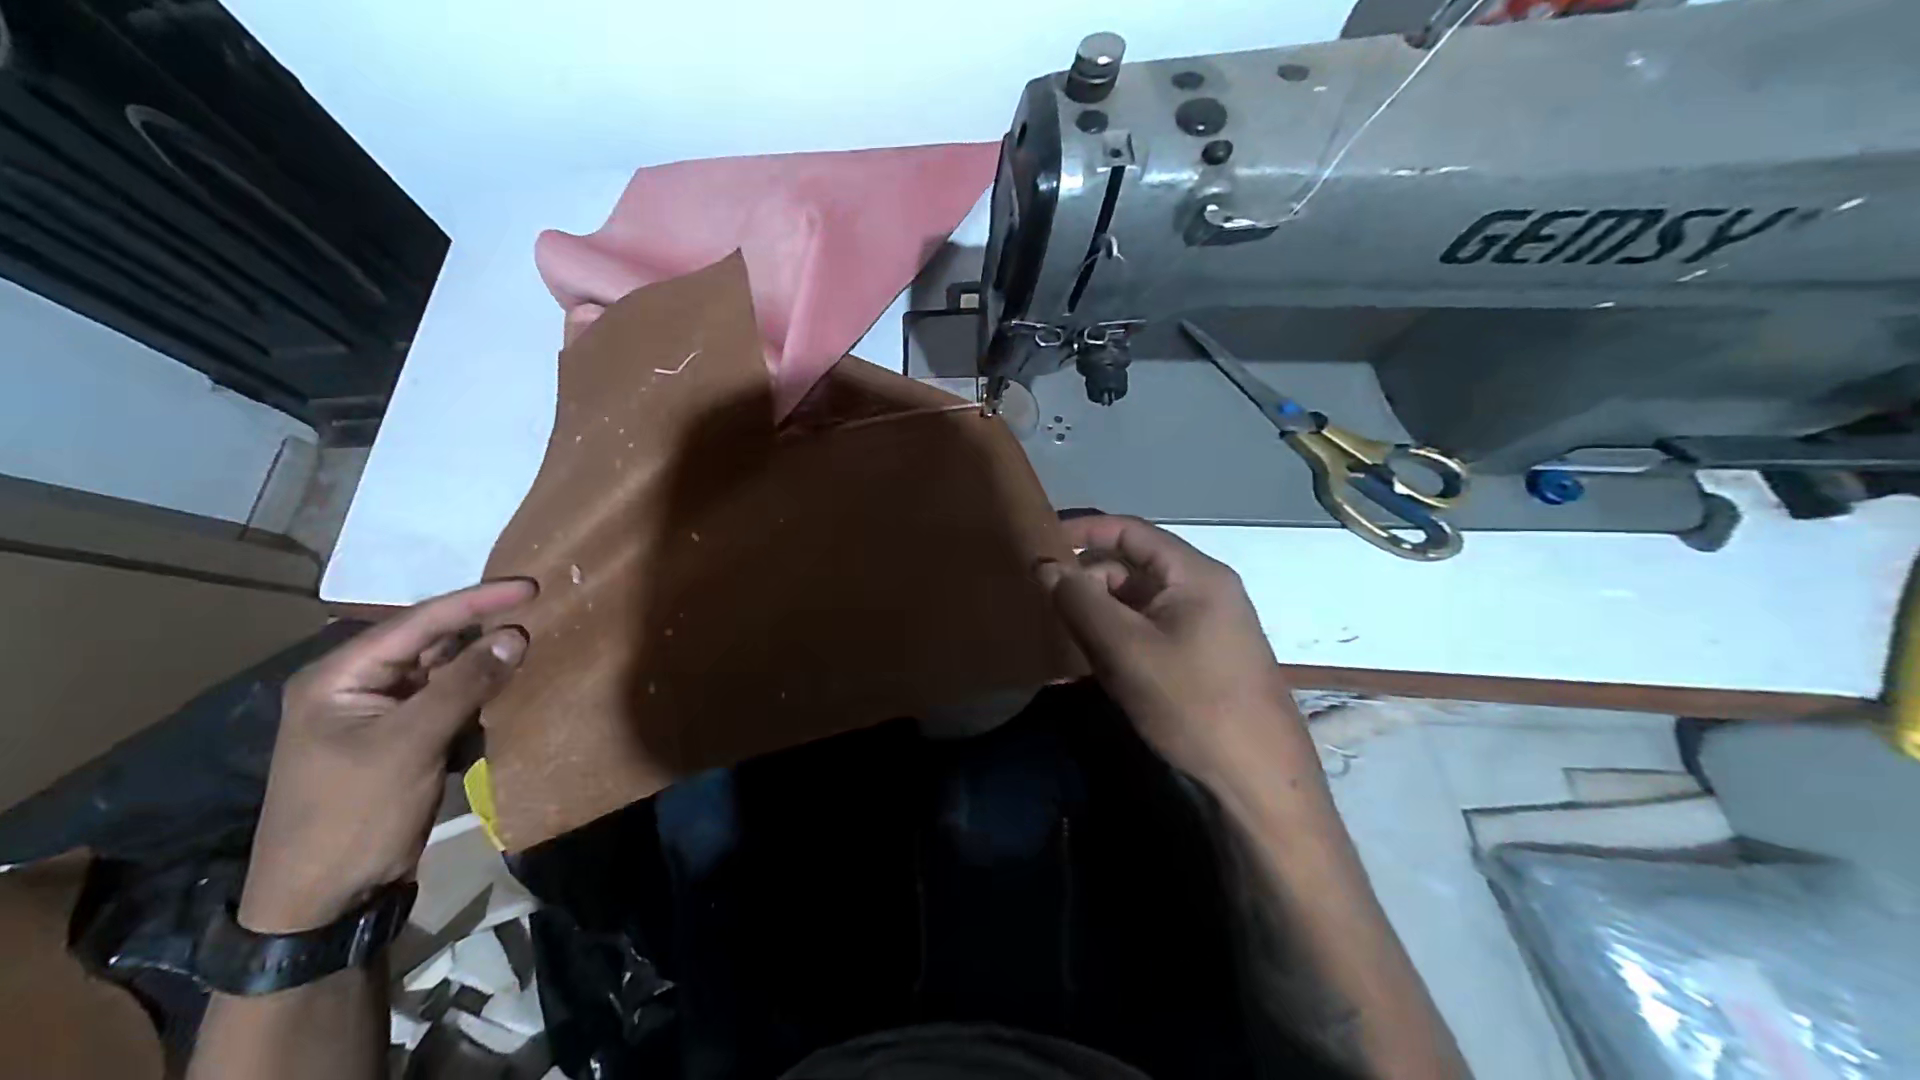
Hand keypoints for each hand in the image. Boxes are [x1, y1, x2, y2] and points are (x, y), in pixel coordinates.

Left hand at [237, 580, 536, 932]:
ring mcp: (380, 716)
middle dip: (482, 627)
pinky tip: (506, 688)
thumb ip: (464, 684)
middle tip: (537, 609)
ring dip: (484, 662)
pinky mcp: (402, 742)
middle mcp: (357, 687)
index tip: (530, 586)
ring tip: (529, 644)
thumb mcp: (409, 745)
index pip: (418, 623)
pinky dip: (479, 694)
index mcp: (338, 677)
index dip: (477, 601)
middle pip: (431, 642)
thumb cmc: (352, 816)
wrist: (323, 903)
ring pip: (444, 672)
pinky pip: (449, 702)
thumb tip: (518, 634)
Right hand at [1035, 516, 1307, 786]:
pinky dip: (1116, 640)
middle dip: (1087, 581)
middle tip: (1045, 603)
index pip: (1130, 531)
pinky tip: (1088, 665)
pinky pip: (1148, 632)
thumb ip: (1081, 601)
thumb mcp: (1126, 649)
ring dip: (1098, 615)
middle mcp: (1203, 591)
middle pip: (1132, 568)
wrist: (1257, 779)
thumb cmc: (1192, 703)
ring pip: (1137, 604)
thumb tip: (1046, 564)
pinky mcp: (1200, 657)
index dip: (1083, 531)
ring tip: (1060, 637)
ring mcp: (1204, 626)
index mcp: (1195, 575)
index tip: (1041, 542)